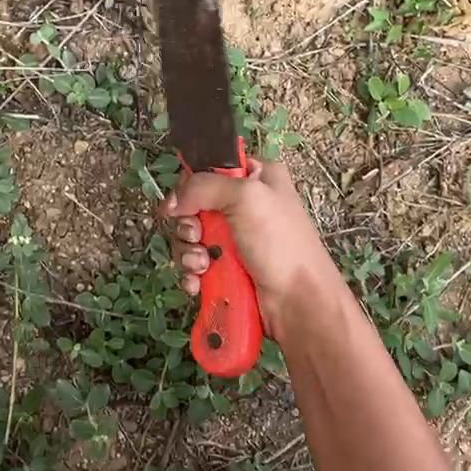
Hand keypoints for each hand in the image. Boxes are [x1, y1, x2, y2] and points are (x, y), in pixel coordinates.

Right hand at [159, 159, 343, 341]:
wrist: (298, 302)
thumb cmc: (279, 243)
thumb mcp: (247, 197)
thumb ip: (203, 187)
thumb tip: (172, 205)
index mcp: (258, 177)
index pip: (210, 168)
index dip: (191, 185)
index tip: (183, 203)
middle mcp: (245, 205)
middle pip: (194, 204)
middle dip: (188, 224)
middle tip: (196, 236)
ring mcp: (236, 238)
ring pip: (191, 236)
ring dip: (188, 252)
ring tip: (202, 266)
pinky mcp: (228, 267)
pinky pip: (195, 263)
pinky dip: (191, 273)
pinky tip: (198, 282)